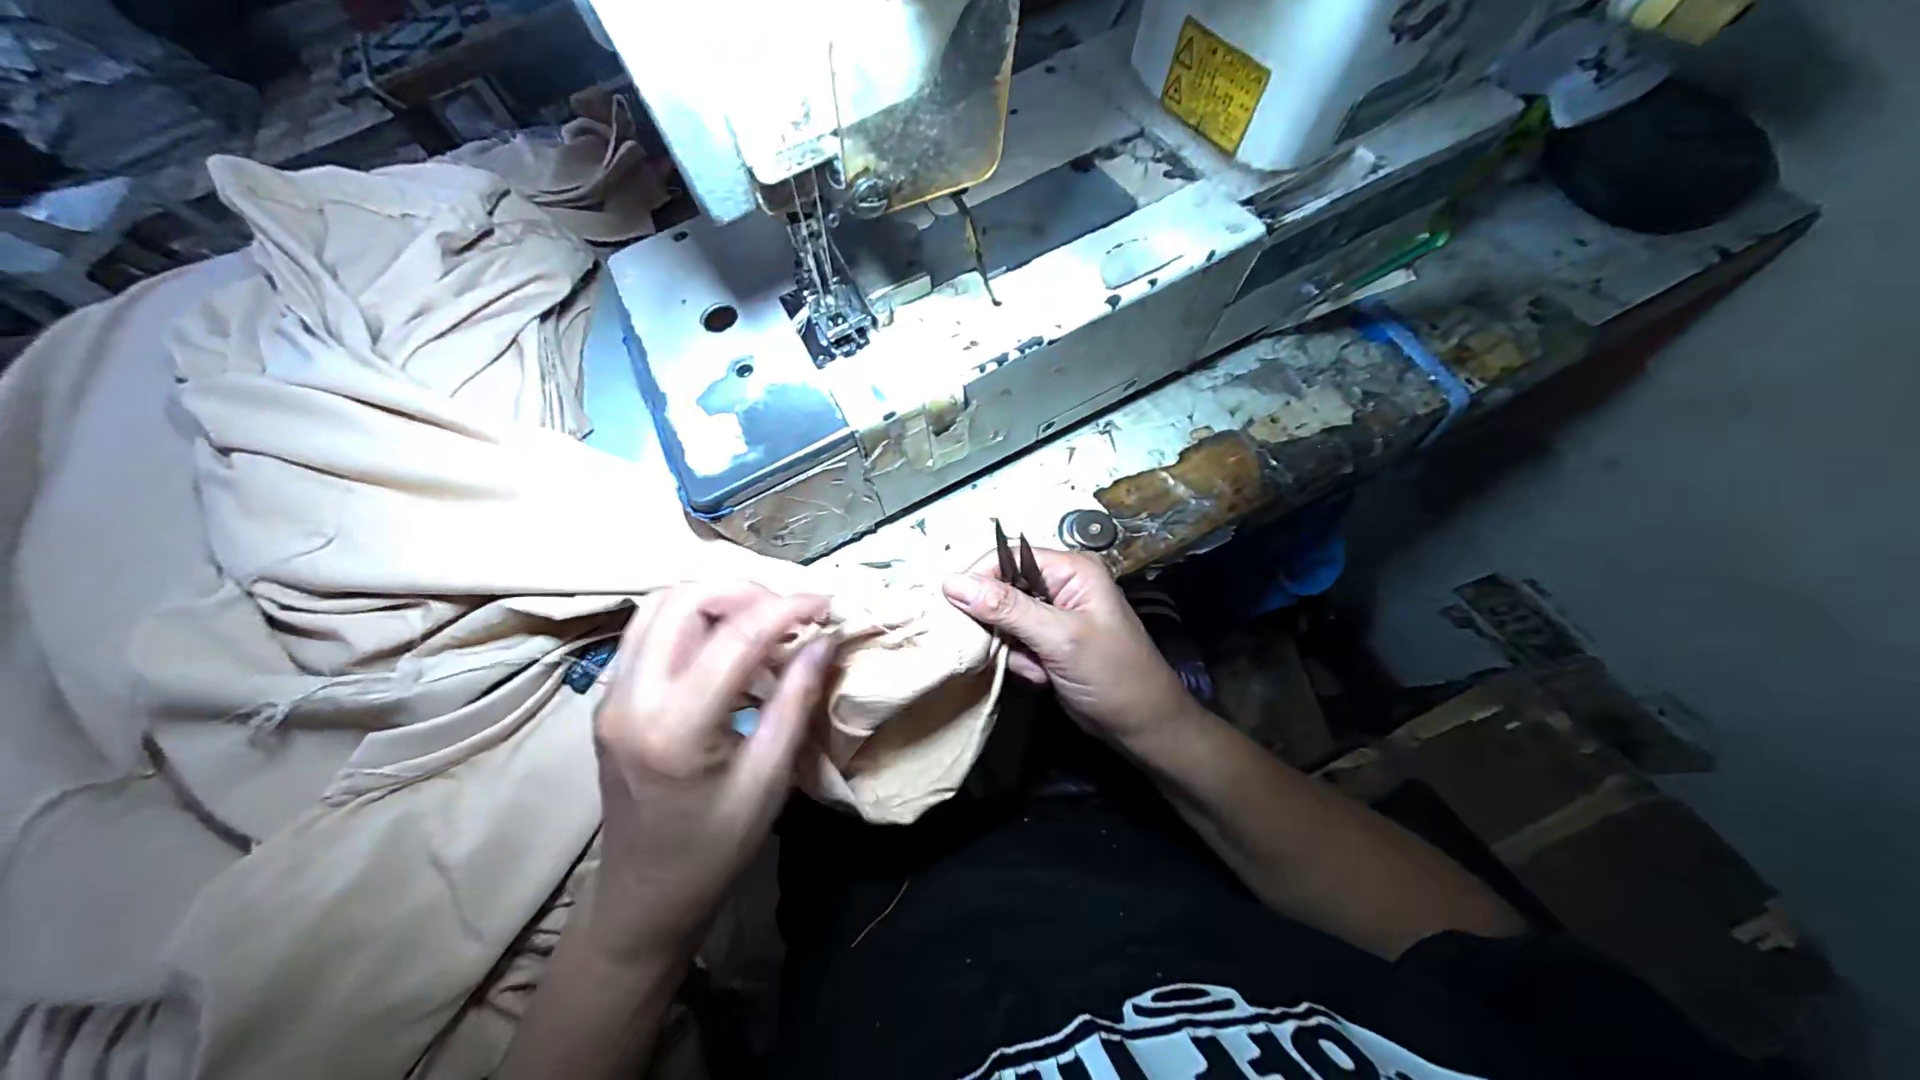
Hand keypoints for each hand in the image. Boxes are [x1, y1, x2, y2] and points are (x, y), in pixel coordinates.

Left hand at [587, 583, 835, 960]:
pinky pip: (650, 629)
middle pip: (684, 599)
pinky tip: (729, 642)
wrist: (645, 894)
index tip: (827, 603)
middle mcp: (630, 698)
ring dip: (717, 598)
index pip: (735, 637)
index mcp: (673, 728)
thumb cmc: (715, 847)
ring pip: (660, 604)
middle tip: (792, 612)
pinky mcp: (611, 696)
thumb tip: (825, 640)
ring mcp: (611, 694)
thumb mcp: (768, 779)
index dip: (787, 608)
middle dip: (747, 591)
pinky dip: (695, 617)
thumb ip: (796, 701)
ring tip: (764, 620)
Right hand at [942, 547, 1193, 741]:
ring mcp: (1053, 615)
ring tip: (1037, 667)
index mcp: (1071, 569)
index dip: (979, 579)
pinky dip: (1020, 662)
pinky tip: (1042, 676)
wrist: (1141, 725)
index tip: (956, 610)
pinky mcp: (1047, 642)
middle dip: (999, 623)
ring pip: (1003, 620)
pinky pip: (1013, 642)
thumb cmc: (1111, 674)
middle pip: (1001, 589)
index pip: (1007, 557)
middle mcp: (1060, 585)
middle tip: (1010, 647)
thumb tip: (952, 582)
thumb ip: (1006, 608)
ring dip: (1011, 648)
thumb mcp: (1059, 637)